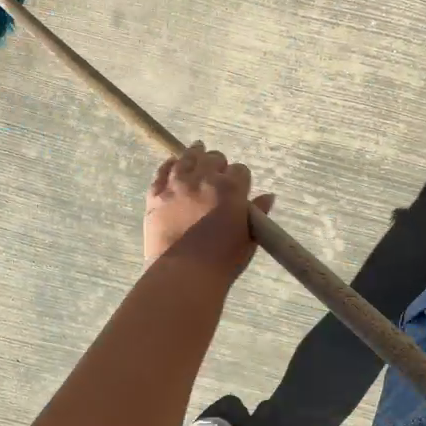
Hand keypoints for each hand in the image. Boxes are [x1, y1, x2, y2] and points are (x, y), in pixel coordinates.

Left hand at [143, 142, 274, 270]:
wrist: (184, 274)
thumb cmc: (223, 262)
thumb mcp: (248, 239)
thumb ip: (257, 214)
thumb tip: (269, 197)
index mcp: (230, 189)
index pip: (240, 170)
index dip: (240, 178)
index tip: (238, 188)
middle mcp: (203, 179)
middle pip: (213, 158)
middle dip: (218, 164)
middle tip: (218, 173)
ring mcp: (176, 185)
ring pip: (187, 158)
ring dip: (194, 155)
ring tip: (197, 151)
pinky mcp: (156, 196)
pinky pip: (162, 172)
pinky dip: (169, 165)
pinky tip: (173, 163)